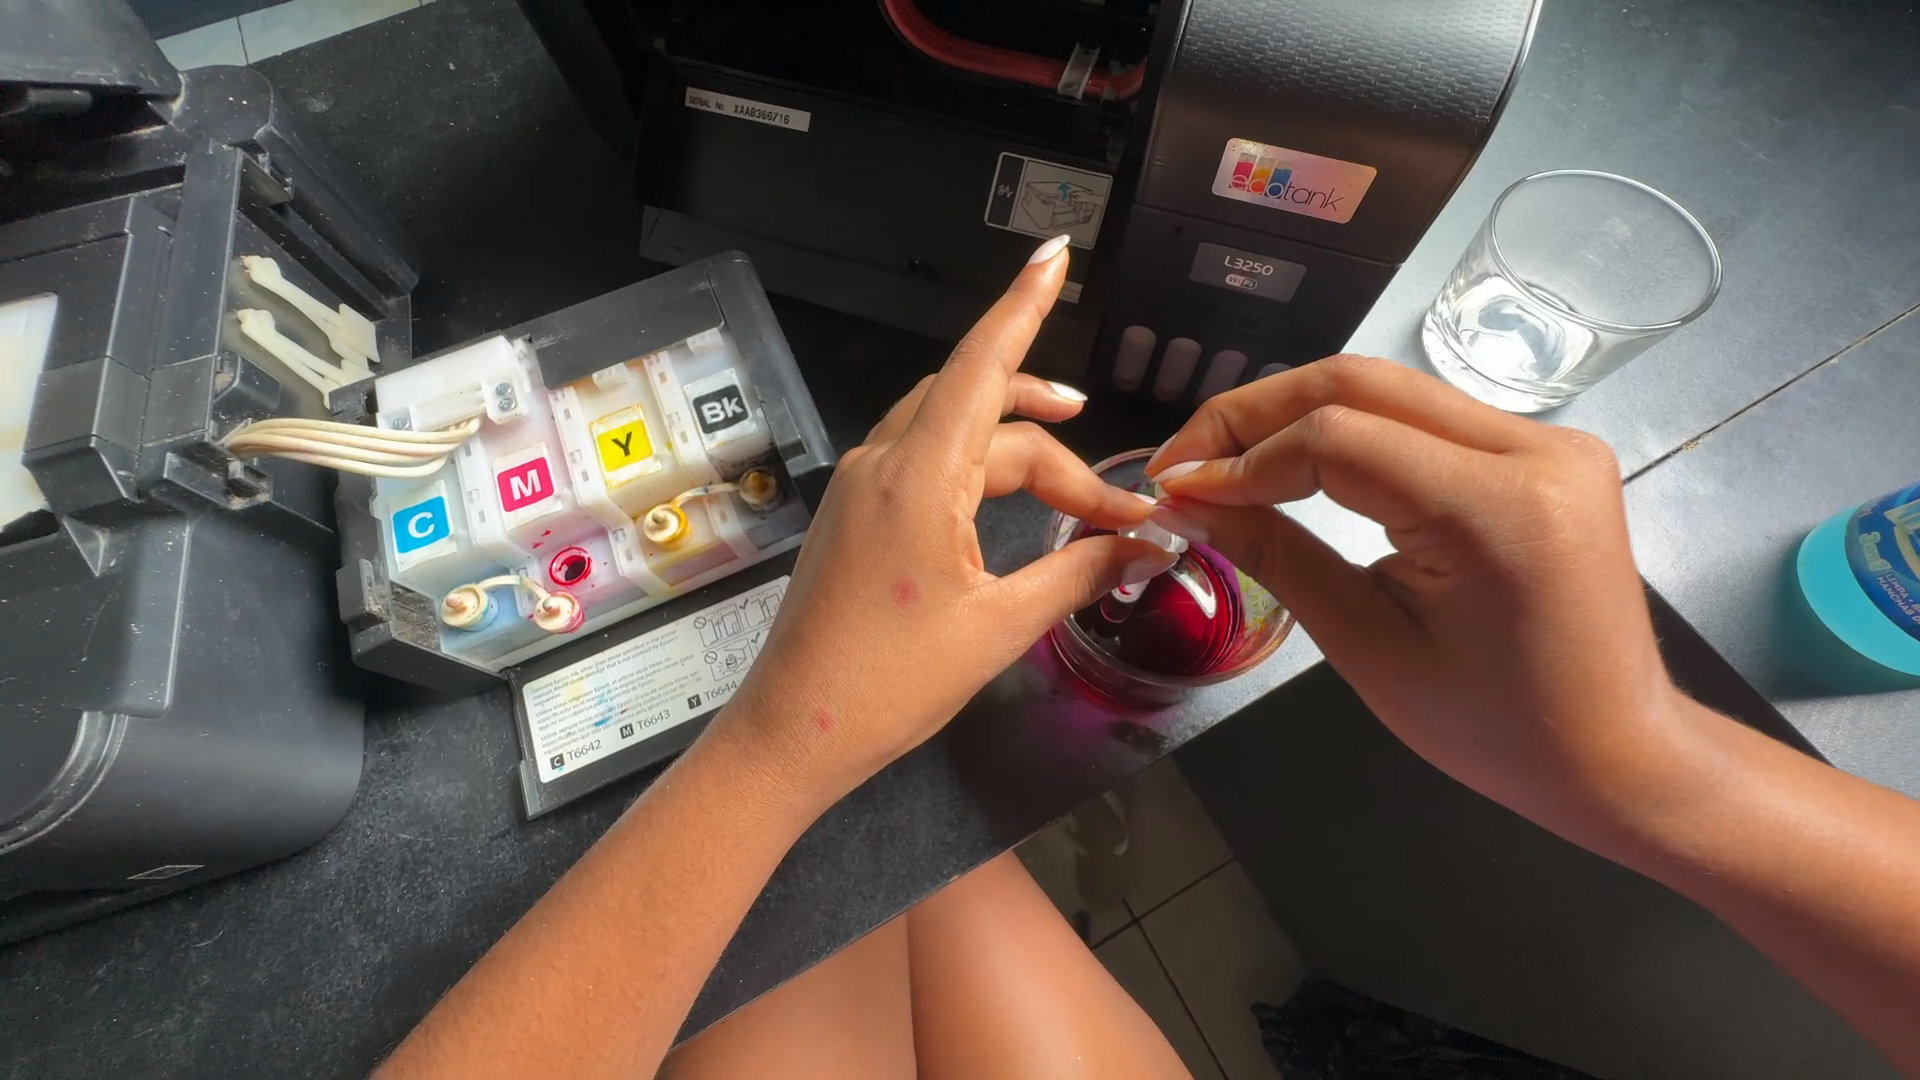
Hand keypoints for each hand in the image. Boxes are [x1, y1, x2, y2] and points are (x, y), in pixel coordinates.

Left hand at [715, 241, 1174, 804]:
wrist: (794, 731)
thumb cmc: (892, 683)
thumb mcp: (1000, 625)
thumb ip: (1079, 572)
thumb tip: (1148, 548)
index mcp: (917, 477)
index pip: (982, 366)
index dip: (1023, 305)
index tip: (1055, 255)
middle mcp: (883, 463)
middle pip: (981, 410)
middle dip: (1053, 440)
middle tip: (1112, 497)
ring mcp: (862, 486)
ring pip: (951, 435)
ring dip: (1015, 451)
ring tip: (1074, 486)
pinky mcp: (855, 514)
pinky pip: (923, 464)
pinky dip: (975, 473)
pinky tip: (1003, 502)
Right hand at [1143, 355, 1682, 843]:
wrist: (1616, 752)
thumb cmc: (1489, 726)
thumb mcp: (1362, 643)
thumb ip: (1272, 554)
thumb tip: (1187, 504)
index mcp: (1497, 510)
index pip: (1334, 439)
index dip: (1238, 459)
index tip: (1174, 492)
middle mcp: (1533, 447)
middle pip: (1353, 383)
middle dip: (1247, 415)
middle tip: (1179, 461)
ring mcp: (1540, 438)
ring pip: (1376, 387)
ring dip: (1281, 415)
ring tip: (1214, 461)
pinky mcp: (1530, 447)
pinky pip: (1405, 415)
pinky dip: (1326, 430)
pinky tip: (1280, 461)